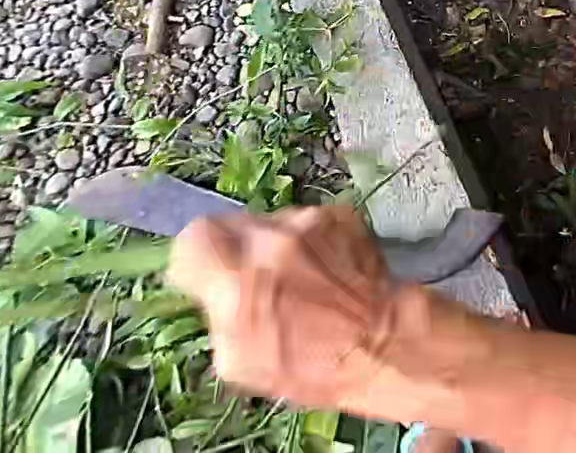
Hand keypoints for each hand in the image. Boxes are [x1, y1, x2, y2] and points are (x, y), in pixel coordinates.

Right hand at [166, 205, 416, 412]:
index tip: (203, 270)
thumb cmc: (310, 365)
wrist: (381, 338)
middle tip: (251, 275)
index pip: (194, 236)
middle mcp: (274, 240)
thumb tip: (211, 283)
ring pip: (271, 219)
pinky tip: (323, 266)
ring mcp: (310, 220)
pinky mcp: (340, 211)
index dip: (194, 255)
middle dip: (233, 247)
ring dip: (273, 242)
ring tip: (297, 275)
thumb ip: (217, 311)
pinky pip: (307, 218)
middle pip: (231, 222)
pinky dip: (308, 237)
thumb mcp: (239, 359)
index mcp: (241, 281)